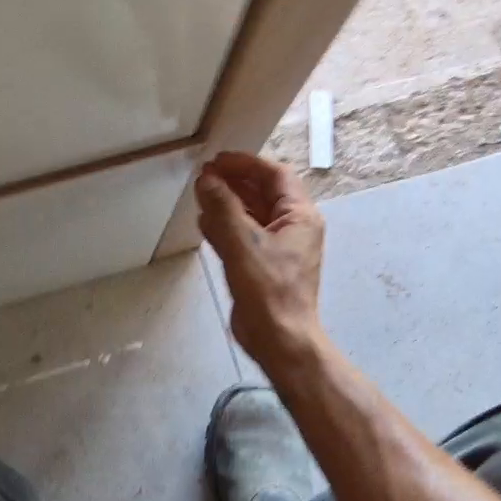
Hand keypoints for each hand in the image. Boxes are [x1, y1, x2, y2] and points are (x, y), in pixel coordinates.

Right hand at [195, 151, 327, 368]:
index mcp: (300, 216)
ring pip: (251, 214)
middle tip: (204, 175)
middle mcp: (293, 228)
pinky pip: (243, 236)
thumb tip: (206, 180)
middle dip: (234, 182)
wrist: (279, 339)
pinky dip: (224, 226)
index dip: (246, 164)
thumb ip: (223, 207)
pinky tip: (204, 223)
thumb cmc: (268, 291)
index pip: (275, 175)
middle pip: (262, 193)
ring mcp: (278, 248)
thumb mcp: (243, 243)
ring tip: (200, 195)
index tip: (217, 161)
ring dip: (227, 203)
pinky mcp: (261, 266)